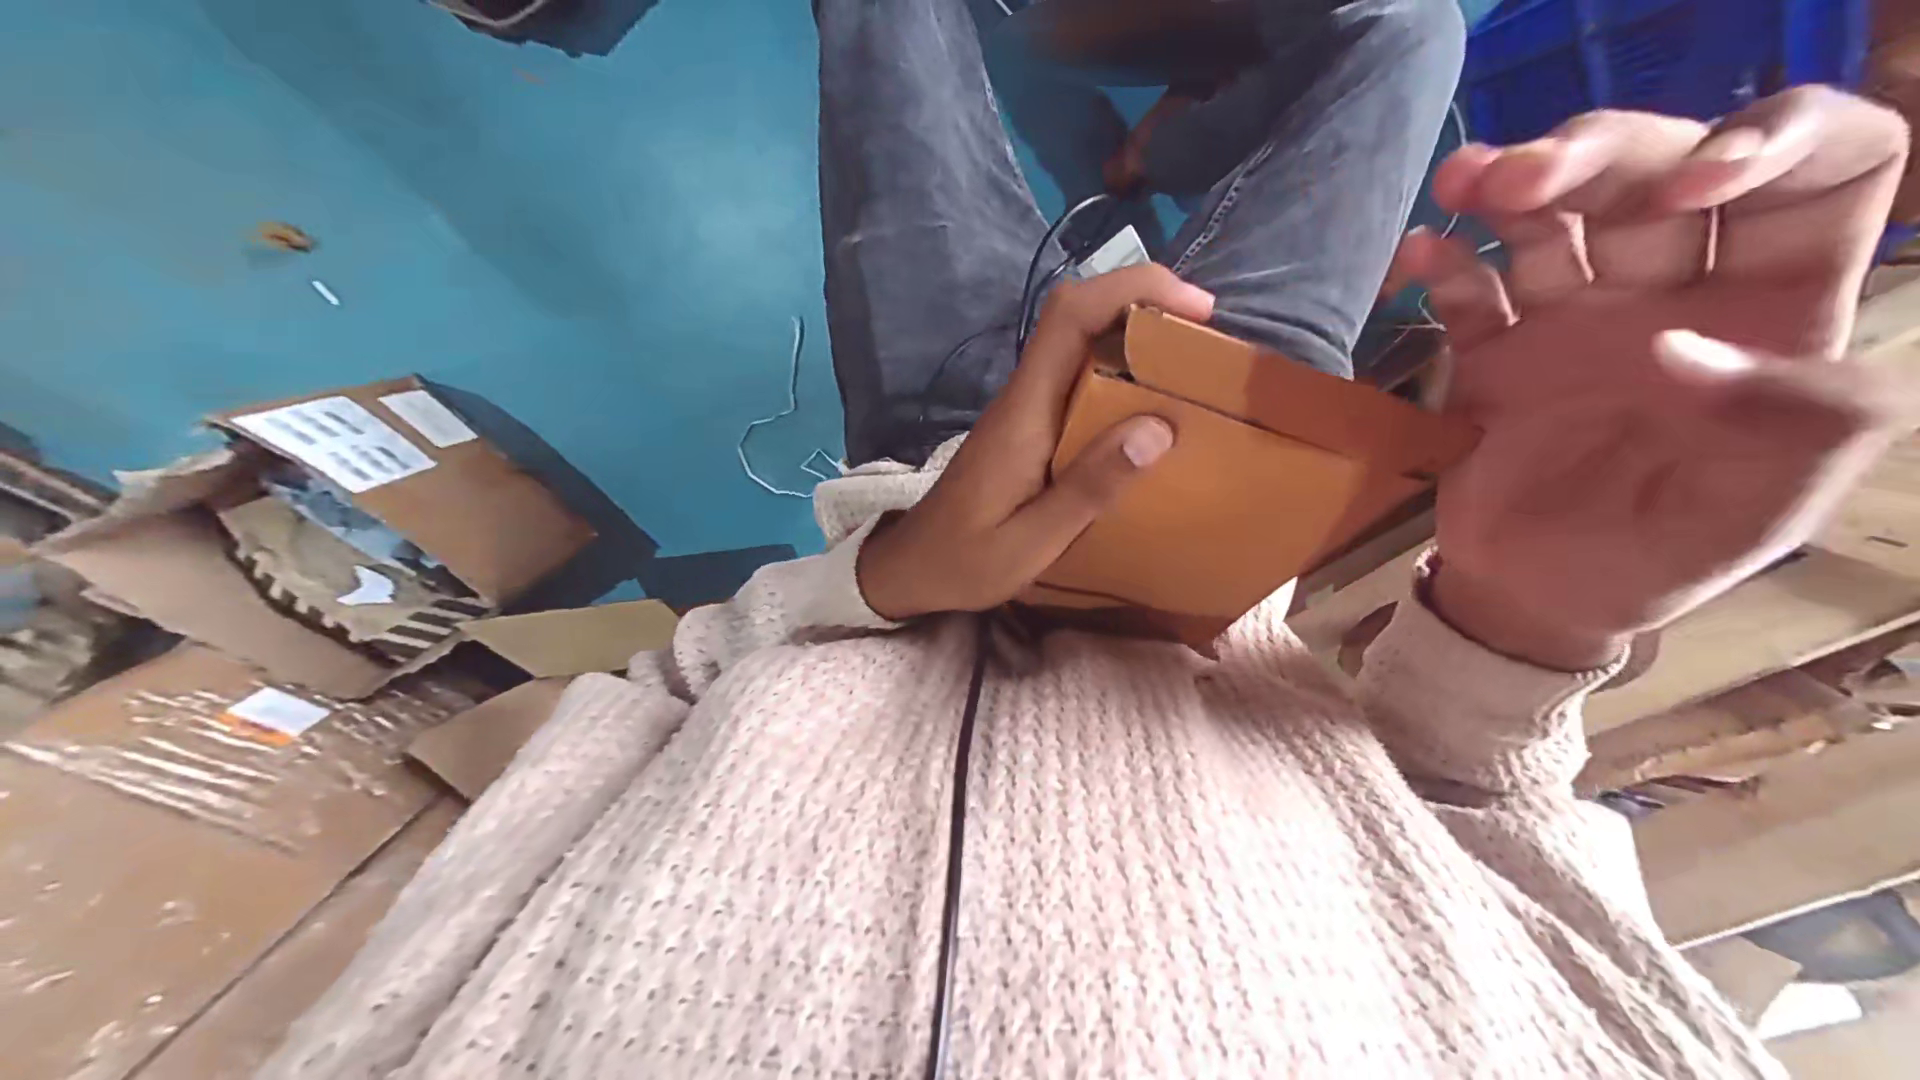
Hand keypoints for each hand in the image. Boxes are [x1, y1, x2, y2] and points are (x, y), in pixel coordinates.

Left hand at [857, 265, 1214, 619]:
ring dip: (1134, 340)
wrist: (913, 567)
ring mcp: (1023, 410)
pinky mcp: (1026, 429)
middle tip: (1204, 339)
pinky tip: (1147, 410)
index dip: (1131, 290)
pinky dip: (1118, 377)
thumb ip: (1088, 489)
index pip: (1069, 318)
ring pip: (1078, 346)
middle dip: (1143, 306)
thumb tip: (1157, 428)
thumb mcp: (1030, 541)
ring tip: (1190, 369)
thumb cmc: (965, 560)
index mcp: (1023, 412)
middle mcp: (1023, 397)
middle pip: (1076, 318)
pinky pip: (1075, 381)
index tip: (1194, 307)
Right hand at [1389, 87, 1915, 669]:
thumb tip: (1675, 346)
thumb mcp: (1762, 509)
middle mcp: (1667, 295)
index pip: (1816, 172)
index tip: (1684, 189)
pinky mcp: (1486, 358)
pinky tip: (1417, 256)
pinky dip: (1442, 268)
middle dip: (1594, 158)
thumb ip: (1782, 422)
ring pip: (1548, 223)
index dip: (1766, 145)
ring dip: (1506, 191)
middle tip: (1517, 179)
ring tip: (1460, 183)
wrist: (1538, 593)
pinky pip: (1467, 296)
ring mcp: (1566, 323)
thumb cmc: (1660, 557)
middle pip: (1650, 178)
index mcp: (1771, 312)